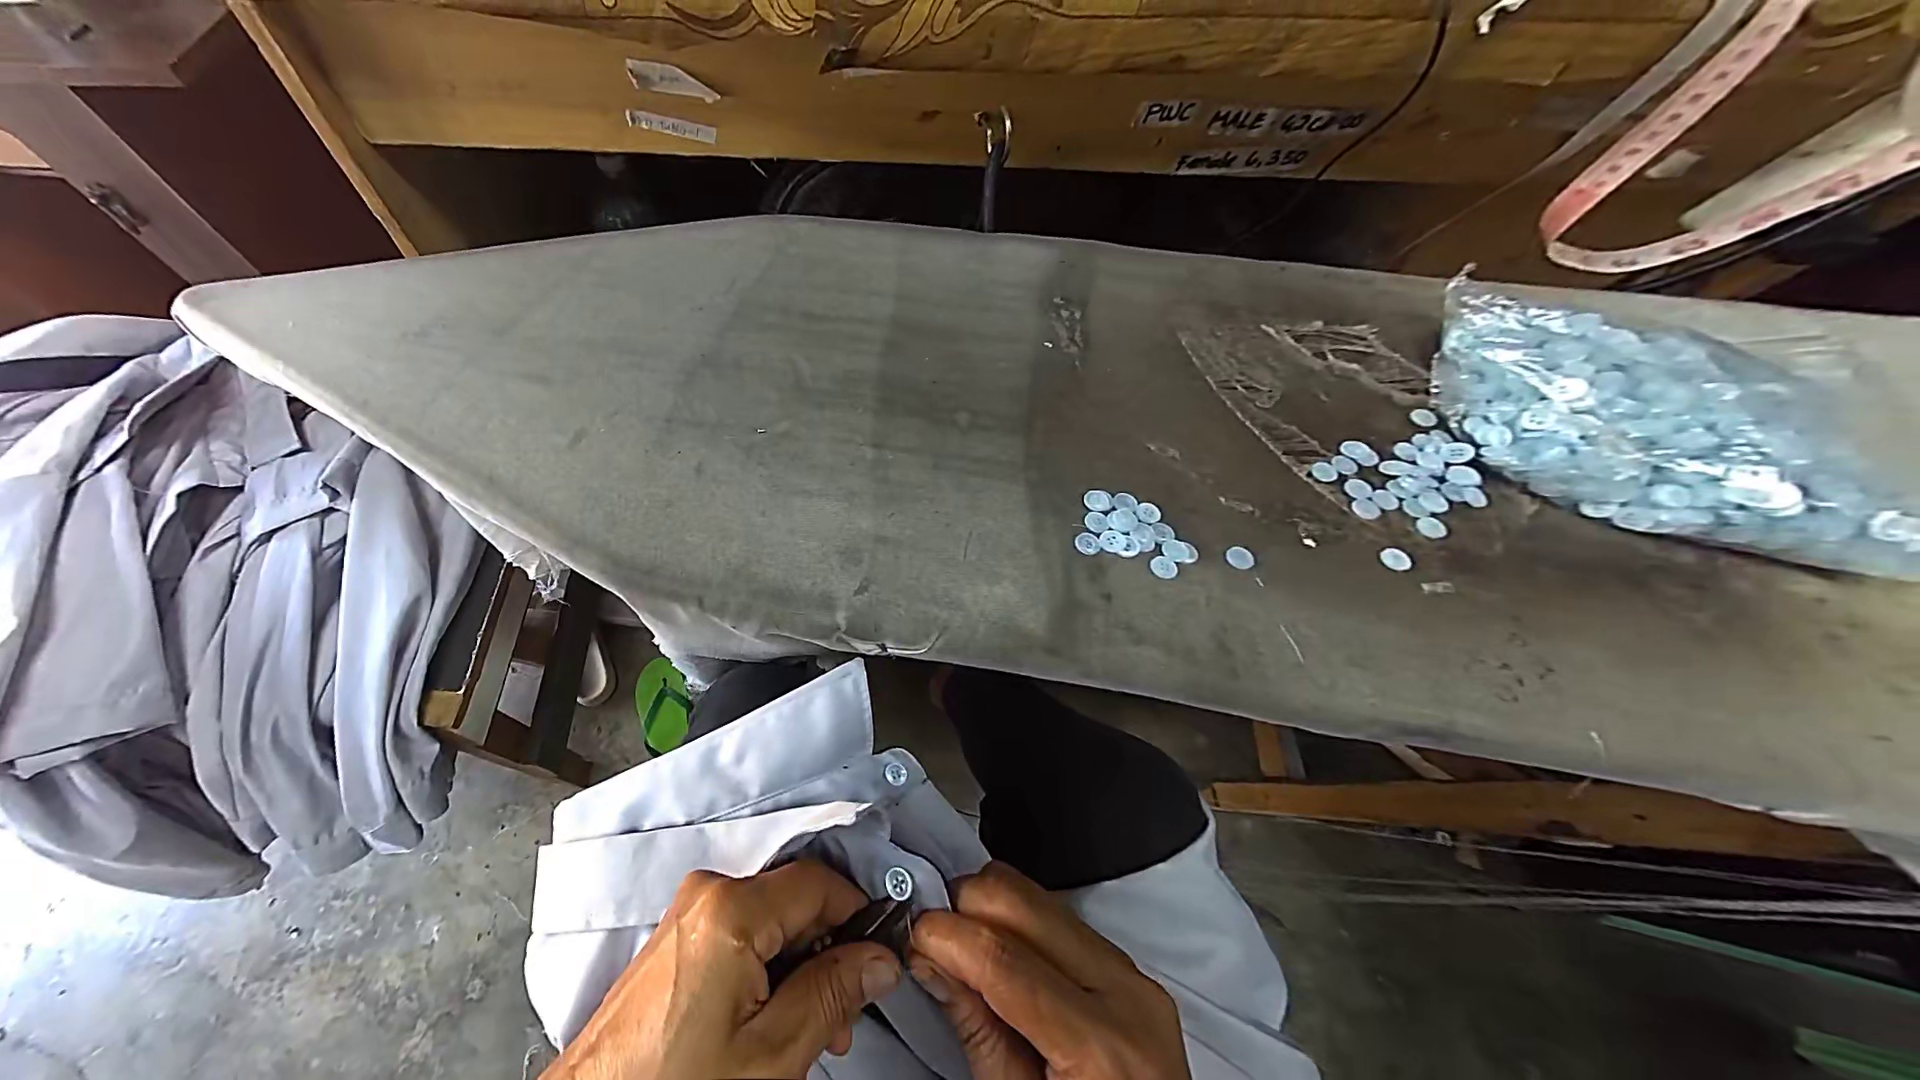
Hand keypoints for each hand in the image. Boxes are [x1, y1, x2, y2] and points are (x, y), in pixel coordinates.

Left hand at [546, 860, 901, 1079]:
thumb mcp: (771, 1054)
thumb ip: (833, 992)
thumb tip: (877, 959)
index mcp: (731, 910)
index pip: (822, 883)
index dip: (858, 918)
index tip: (877, 957)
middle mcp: (707, 896)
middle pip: (798, 900)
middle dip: (828, 951)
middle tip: (841, 1011)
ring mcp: (688, 915)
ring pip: (774, 918)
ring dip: (801, 965)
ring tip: (808, 1028)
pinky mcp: (679, 939)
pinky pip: (743, 931)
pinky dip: (768, 967)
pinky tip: (772, 1017)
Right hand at [908, 862, 1191, 1079]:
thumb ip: (977, 1030)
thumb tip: (933, 961)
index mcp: (1102, 1047)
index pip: (1006, 960)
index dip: (950, 936)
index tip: (915, 932)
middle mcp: (1125, 993)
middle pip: (1025, 903)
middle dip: (967, 904)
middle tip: (933, 936)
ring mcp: (1132, 974)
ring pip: (1040, 896)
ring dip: (990, 906)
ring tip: (961, 944)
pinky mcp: (1127, 966)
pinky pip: (1060, 916)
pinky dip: (1017, 918)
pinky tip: (996, 947)